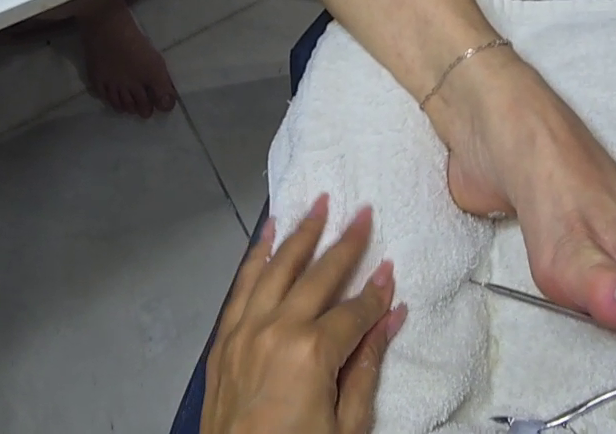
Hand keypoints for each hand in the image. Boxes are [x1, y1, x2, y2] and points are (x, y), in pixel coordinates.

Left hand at [202, 197, 406, 433]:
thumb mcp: (347, 427)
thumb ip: (368, 366)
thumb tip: (393, 317)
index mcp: (313, 353)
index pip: (355, 310)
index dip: (376, 292)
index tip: (390, 270)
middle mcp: (277, 330)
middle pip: (320, 275)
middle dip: (346, 242)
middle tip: (363, 212)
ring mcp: (245, 331)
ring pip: (279, 267)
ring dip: (302, 232)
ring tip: (319, 203)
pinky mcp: (223, 340)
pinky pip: (242, 285)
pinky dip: (257, 255)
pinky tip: (270, 232)